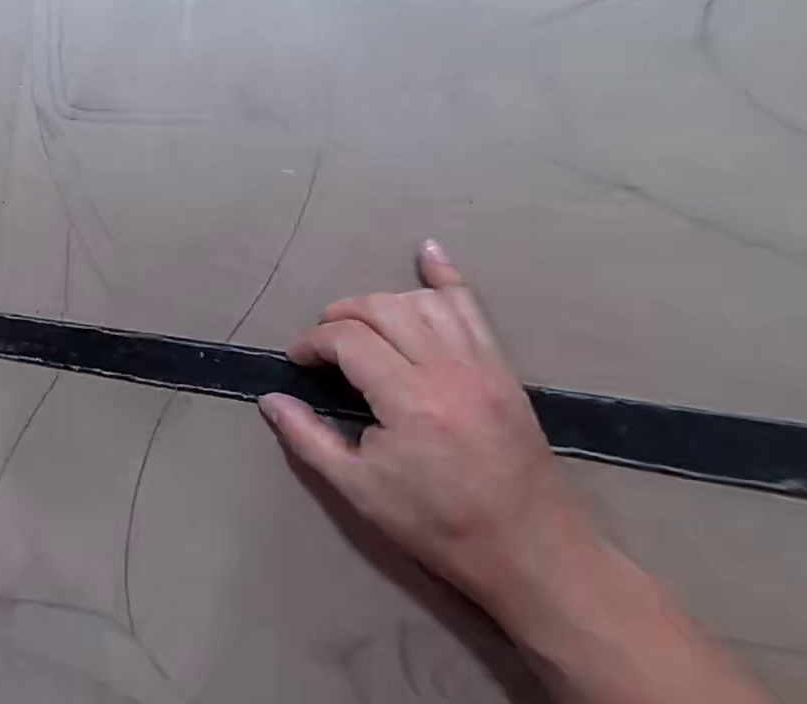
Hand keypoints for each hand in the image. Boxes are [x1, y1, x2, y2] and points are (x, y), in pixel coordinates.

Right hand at [258, 241, 597, 614]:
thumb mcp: (359, 490)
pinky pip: (473, 309)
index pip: (348, 339)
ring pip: (421, 302)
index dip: (313, 342)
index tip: (299, 361)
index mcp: (410, 401)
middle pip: (381, 309)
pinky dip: (447, 277)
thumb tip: (270, 400)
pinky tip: (428, 251)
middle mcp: (448, 371)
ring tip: (359, 325)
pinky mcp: (502, 370)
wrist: (536, 557)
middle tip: (323, 345)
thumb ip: (308, 438)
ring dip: (380, 303)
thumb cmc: (440, 526)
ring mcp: (482, 366)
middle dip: (339, 316)